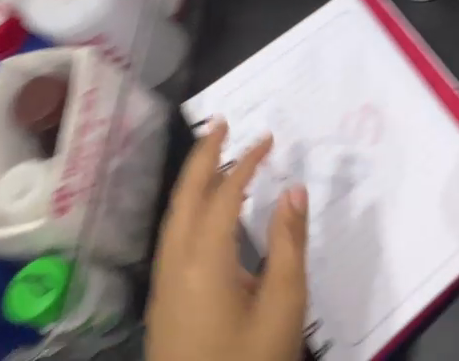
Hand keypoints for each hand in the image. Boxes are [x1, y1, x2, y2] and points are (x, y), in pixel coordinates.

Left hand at [147, 120, 308, 360]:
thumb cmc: (250, 360)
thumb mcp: (283, 306)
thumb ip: (289, 243)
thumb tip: (294, 190)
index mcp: (204, 261)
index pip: (224, 194)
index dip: (246, 161)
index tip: (269, 137)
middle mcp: (175, 265)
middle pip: (185, 198)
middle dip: (203, 157)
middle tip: (222, 122)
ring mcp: (164, 287)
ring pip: (173, 218)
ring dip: (194, 181)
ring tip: (216, 155)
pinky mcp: (164, 304)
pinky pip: (174, 237)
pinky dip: (190, 207)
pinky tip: (208, 211)